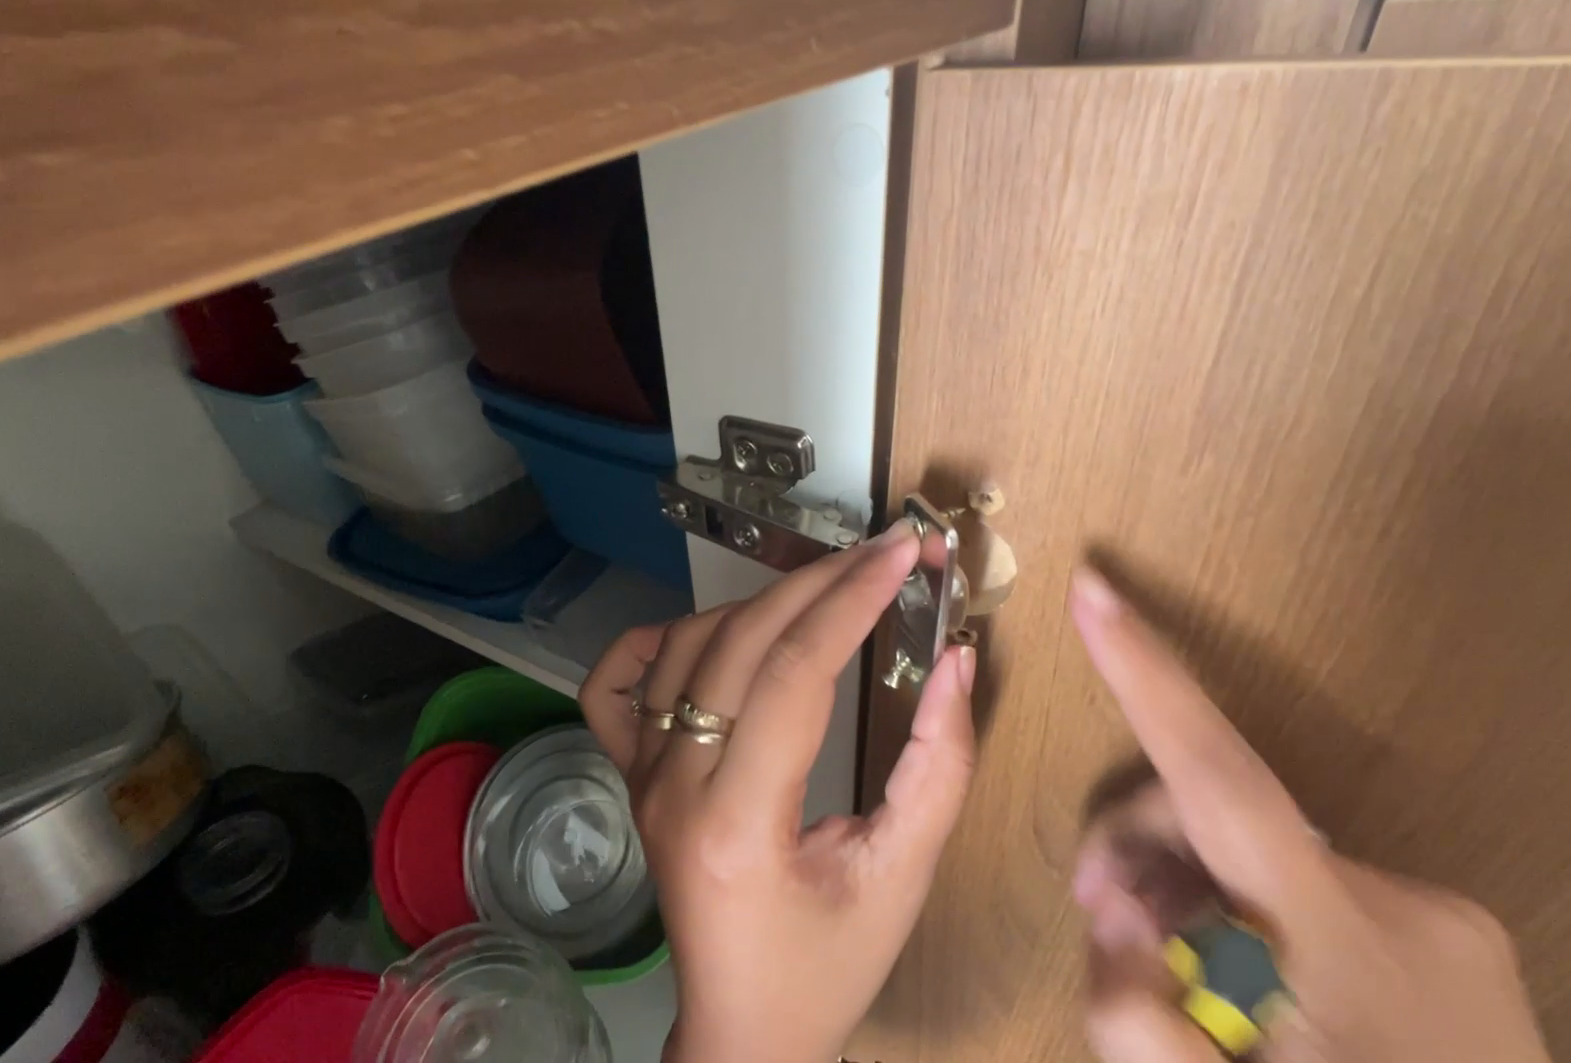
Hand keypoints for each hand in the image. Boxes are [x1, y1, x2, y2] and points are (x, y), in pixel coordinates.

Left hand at [578, 521, 976, 1062]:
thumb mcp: (902, 877)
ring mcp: (639, 775)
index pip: (794, 674)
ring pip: (684, 647)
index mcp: (736, 822)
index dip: (854, 601)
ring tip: (828, 591)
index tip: (904, 554)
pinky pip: (617, 684)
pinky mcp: (629, 774)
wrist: (743, 1025)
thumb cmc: (827, 967)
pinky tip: (712, 631)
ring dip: (759, 603)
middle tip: (882, 554)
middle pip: (738, 644)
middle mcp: (670, 786)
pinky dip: (659, 640)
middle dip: (819, 584)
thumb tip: (953, 659)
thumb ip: (940, 767)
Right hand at [1067, 567, 1552, 1061]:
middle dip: (1136, 850)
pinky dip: (1238, 915)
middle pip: (1216, 817)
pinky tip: (1228, 970)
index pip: (1221, 776)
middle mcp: (1406, 903)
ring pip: (1252, 855)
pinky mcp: (1449, 941)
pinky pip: (1296, 891)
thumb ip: (1129, 1009)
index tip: (1095, 587)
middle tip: (1097, 918)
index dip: (1148, 675)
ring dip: (1184, 889)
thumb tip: (1110, 924)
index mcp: (1349, 938)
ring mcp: (1440, 922)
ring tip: (1158, 954)